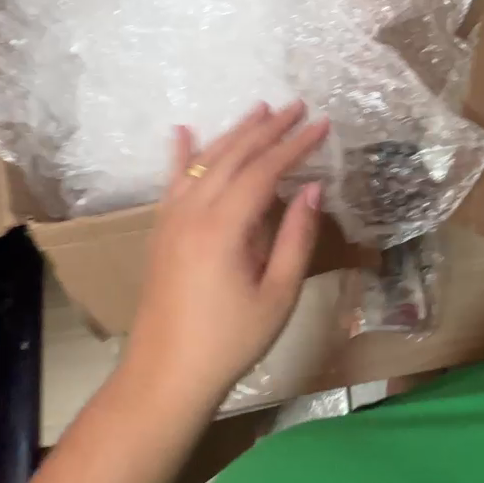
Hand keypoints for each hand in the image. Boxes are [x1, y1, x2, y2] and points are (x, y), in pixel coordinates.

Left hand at [123, 101, 330, 412]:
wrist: (165, 376)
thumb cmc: (231, 339)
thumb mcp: (279, 292)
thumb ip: (296, 237)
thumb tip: (312, 189)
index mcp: (224, 228)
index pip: (265, 171)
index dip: (295, 145)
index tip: (322, 123)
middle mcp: (192, 215)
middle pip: (233, 158)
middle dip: (267, 129)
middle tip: (298, 106)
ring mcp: (170, 222)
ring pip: (204, 164)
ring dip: (234, 134)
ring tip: (259, 110)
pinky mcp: (161, 234)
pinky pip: (174, 183)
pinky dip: (182, 156)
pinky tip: (183, 133)